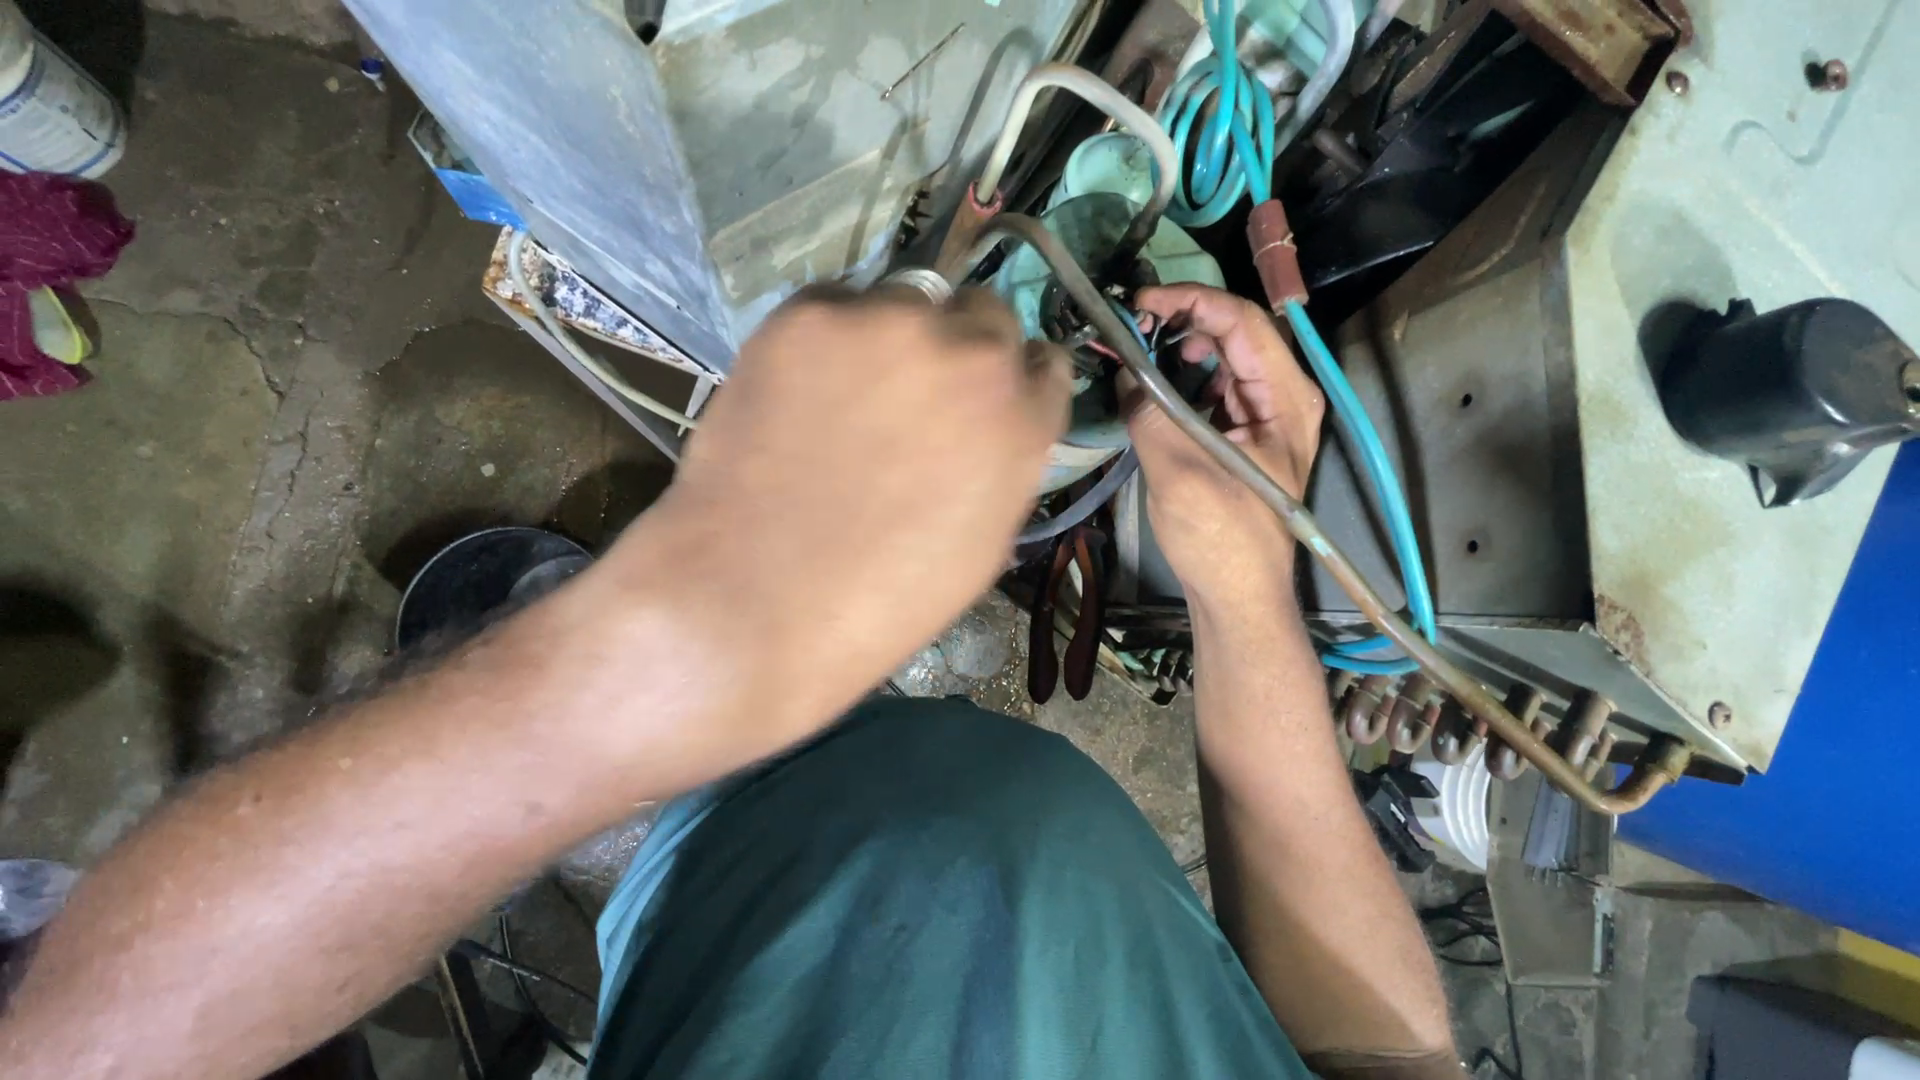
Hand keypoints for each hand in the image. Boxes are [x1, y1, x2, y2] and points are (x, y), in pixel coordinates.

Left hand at [613, 285, 1070, 741]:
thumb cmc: (881, 598)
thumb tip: (990, 422)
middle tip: (911, 390)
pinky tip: (798, 389)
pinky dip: (824, 338)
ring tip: (844, 394)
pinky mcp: (809, 313)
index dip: (1009, 380)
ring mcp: (888, 323)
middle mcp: (971, 354)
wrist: (759, 600)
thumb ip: (1005, 459)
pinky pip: (832, 304)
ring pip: (904, 301)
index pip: (1041, 361)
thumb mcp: (984, 542)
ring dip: (890, 336)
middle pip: (982, 312)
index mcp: (1021, 417)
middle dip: (960, 345)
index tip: (980, 397)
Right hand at [1124, 284, 1323, 605]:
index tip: (1139, 302)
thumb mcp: (1180, 470)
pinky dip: (1182, 376)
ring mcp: (1265, 415)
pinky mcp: (1244, 433)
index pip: (1241, 321)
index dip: (1189, 301)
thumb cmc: (1221, 538)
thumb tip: (1123, 369)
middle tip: (1132, 323)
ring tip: (1140, 350)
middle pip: (1235, 331)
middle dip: (1182, 319)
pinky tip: (1154, 382)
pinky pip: (1214, 386)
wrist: (1238, 595)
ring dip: (1181, 345)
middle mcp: (1283, 396)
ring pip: (1224, 355)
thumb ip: (1149, 411)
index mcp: (1285, 398)